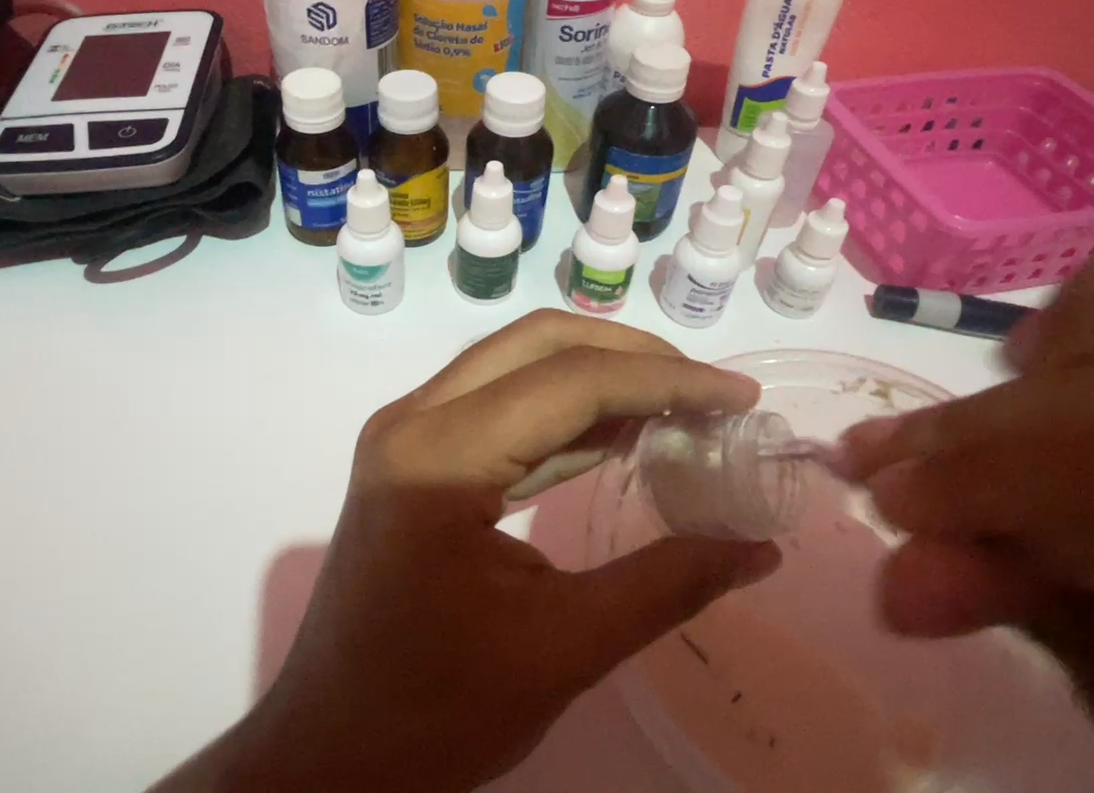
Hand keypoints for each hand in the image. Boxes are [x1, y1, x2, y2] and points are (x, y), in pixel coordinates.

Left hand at [156, 311, 779, 792]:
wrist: (334, 749)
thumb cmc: (437, 708)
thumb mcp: (563, 648)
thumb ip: (666, 585)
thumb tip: (759, 547)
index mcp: (440, 458)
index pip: (569, 383)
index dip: (665, 380)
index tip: (740, 397)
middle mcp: (414, 421)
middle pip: (537, 345)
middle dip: (631, 355)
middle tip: (708, 391)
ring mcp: (408, 434)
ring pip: (516, 365)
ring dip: (600, 374)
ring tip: (682, 405)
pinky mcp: (416, 457)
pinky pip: (500, 406)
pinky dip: (566, 410)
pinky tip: (623, 431)